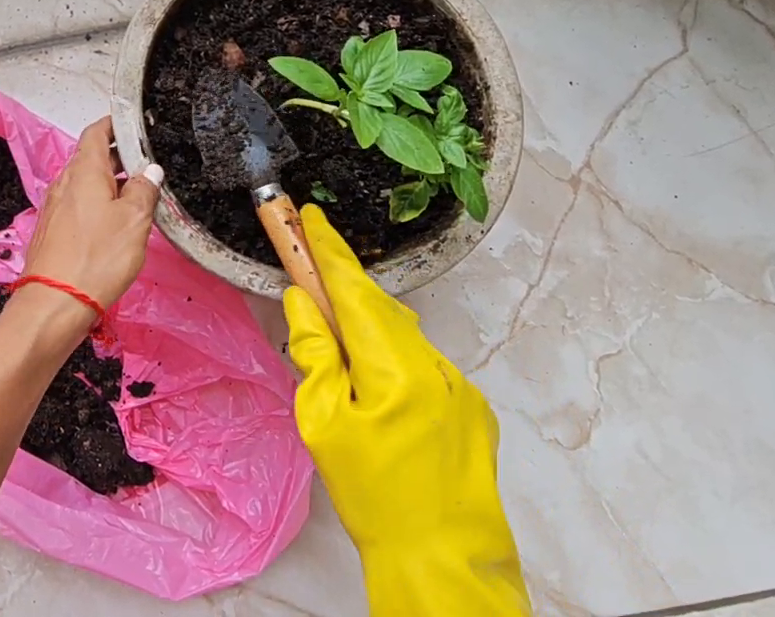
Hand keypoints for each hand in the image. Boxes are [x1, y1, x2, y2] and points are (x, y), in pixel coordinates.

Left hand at [19, 117, 162, 313]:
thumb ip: (145, 191)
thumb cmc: (94, 260)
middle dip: (118, 157)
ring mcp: (56, 207)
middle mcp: (65, 183)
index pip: (96, 132)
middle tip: (146, 164)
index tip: (132, 125)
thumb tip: (150, 172)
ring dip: (110, 183)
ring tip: (137, 196)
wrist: (55, 302)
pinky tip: (115, 223)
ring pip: (86, 183)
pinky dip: (98, 204)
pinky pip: (78, 205)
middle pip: (91, 157)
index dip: (115, 124)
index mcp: (84, 171)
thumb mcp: (134, 221)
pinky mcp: (54, 230)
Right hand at [285, 204, 529, 614]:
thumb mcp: (322, 422)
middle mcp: (434, 366)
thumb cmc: (372, 494)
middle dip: (342, 284)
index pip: (354, 289)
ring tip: (335, 339)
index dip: (327, 249)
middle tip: (307, 268)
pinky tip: (374, 385)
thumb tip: (303, 302)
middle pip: (379, 306)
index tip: (308, 214)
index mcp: (395, 366)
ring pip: (402, 335)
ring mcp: (458, 386)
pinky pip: (422, 363)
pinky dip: (391, 355)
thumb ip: (314, 353)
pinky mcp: (471, 408)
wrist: (442, 560)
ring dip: (366, 322)